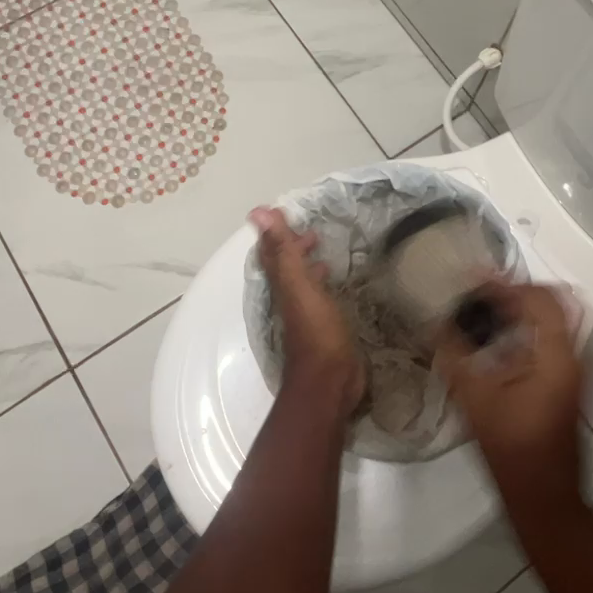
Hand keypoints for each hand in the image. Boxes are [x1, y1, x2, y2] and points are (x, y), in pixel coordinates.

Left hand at [251, 206, 364, 418]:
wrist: (330, 380)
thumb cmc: (317, 331)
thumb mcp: (298, 284)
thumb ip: (282, 249)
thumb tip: (257, 212)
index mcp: (282, 285)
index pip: (272, 252)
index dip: (276, 231)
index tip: (287, 212)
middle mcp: (289, 298)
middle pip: (284, 266)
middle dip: (293, 246)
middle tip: (312, 232)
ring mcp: (306, 314)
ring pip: (300, 281)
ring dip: (307, 264)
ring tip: (323, 251)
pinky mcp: (323, 327)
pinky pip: (318, 296)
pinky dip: (322, 283)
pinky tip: (335, 284)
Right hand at [435, 280, 585, 509]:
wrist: (544, 496)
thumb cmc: (511, 449)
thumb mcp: (475, 399)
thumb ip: (454, 354)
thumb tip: (434, 321)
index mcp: (558, 356)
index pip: (542, 299)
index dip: (508, 284)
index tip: (476, 279)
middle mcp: (577, 356)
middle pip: (556, 301)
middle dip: (520, 291)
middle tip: (485, 292)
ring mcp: (579, 370)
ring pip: (559, 318)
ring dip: (526, 308)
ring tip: (489, 309)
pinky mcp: (573, 381)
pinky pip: (557, 337)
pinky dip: (533, 327)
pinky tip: (501, 338)